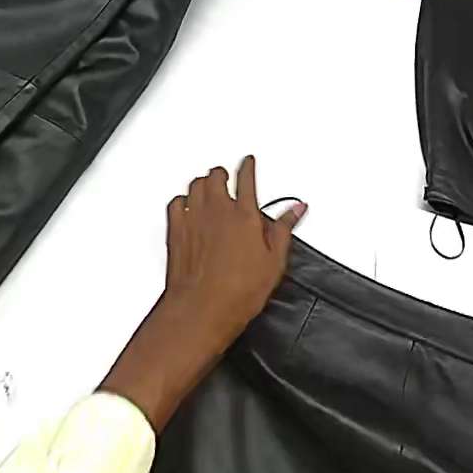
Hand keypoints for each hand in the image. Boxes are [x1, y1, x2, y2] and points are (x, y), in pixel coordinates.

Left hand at [100, 157, 304, 430]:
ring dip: (203, 183)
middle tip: (227, 177)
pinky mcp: (176, 230)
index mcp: (244, 214)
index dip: (248, 166)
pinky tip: (187, 207)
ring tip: (209, 188)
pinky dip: (182, 201)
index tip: (248, 161)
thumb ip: (284, 230)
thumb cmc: (236, 292)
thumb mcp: (274, 263)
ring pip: (195, 184)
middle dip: (222, 173)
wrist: (201, 312)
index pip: (246, 178)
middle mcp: (218, 210)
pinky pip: (176, 203)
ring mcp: (194, 218)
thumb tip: (296, 209)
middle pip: (216, 175)